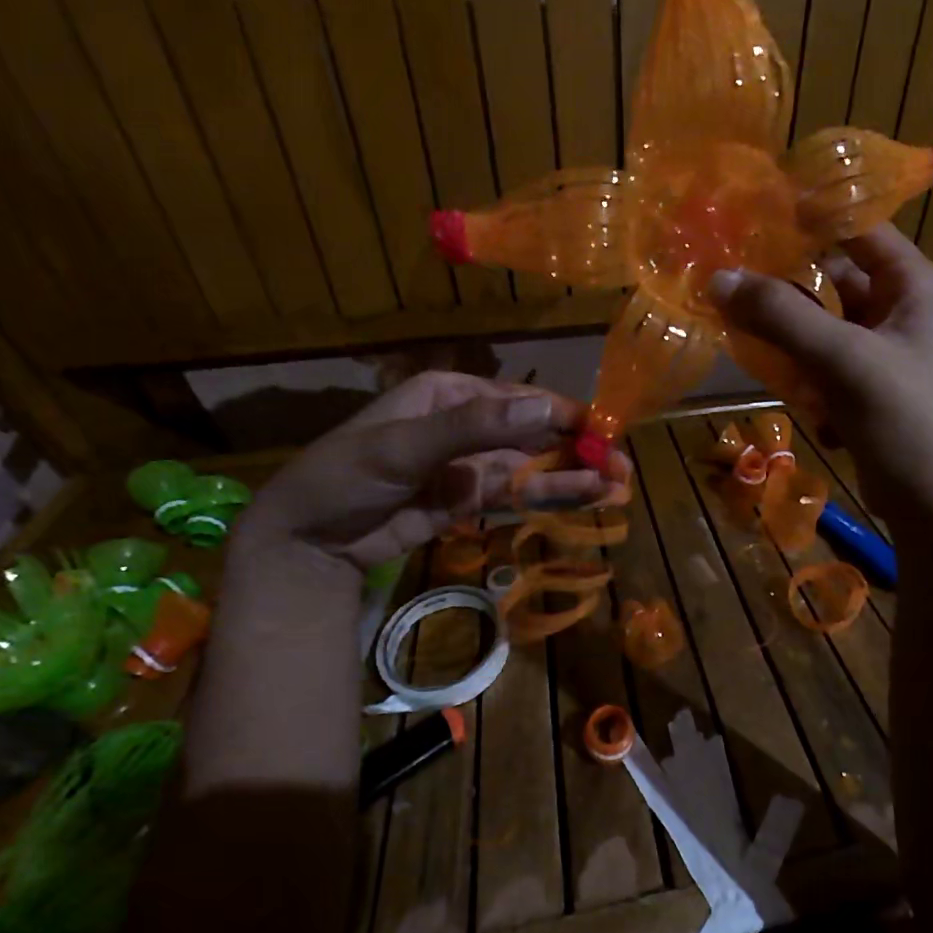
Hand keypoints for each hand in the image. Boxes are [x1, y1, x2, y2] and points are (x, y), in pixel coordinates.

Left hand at [237, 371, 627, 569]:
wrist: (308, 538)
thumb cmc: (345, 476)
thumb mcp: (404, 445)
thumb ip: (474, 427)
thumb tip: (546, 410)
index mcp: (446, 394)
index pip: (516, 400)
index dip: (562, 416)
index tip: (604, 433)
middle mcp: (461, 424)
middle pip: (529, 434)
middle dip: (575, 450)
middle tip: (623, 469)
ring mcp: (463, 467)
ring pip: (525, 468)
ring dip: (568, 478)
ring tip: (616, 489)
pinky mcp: (462, 503)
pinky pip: (509, 496)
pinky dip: (542, 499)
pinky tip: (579, 501)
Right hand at [708, 224, 932, 537]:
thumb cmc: (913, 422)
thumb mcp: (844, 360)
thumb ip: (781, 317)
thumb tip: (717, 278)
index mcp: (913, 287)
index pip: (857, 230)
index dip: (807, 219)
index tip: (746, 218)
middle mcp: (900, 314)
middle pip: (830, 282)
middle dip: (781, 287)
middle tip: (723, 284)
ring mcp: (883, 358)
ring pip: (818, 331)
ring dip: (784, 340)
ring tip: (743, 343)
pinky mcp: (866, 398)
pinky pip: (820, 371)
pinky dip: (800, 380)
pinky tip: (794, 402)